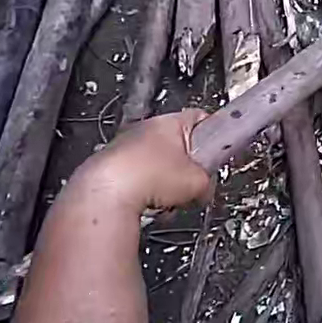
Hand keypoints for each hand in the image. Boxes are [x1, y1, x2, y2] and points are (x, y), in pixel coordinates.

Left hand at [73, 111, 214, 211]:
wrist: (105, 196)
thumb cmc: (147, 177)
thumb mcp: (198, 182)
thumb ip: (208, 181)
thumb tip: (205, 188)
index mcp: (169, 122)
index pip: (199, 118)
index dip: (212, 134)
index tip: (216, 149)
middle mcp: (144, 129)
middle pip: (177, 145)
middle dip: (185, 167)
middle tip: (191, 184)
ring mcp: (124, 146)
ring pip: (156, 164)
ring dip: (163, 181)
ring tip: (166, 199)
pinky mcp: (109, 167)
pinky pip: (135, 178)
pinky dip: (143, 191)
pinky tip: (146, 204)